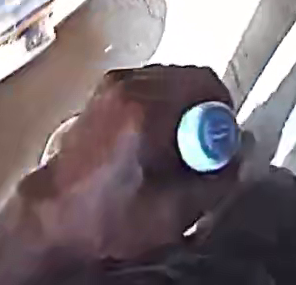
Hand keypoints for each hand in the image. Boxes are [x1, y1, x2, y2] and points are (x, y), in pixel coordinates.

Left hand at [17, 65, 242, 261]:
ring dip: (184, 105)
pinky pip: (151, 82)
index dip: (222, 114)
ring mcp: (116, 81)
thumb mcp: (172, 214)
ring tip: (176, 146)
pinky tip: (154, 138)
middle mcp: (130, 83)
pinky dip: (163, 102)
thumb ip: (216, 181)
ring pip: (172, 77)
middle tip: (203, 148)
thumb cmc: (108, 218)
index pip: (205, 84)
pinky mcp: (107, 87)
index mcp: (146, 108)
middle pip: (190, 76)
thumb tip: (242, 154)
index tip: (221, 143)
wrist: (52, 215)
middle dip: (205, 109)